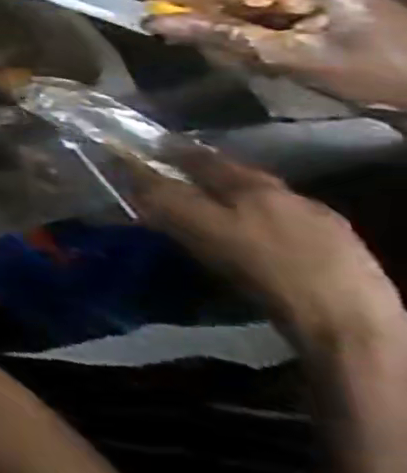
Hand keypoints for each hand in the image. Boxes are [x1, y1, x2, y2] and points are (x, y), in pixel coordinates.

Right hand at [117, 143, 400, 351]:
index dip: (171, 152)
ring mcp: (324, 224)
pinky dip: (264, 228)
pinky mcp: (344, 253)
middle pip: (239, 178)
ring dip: (238, 204)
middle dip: (207, 178)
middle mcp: (291, 194)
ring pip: (267, 204)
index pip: (203, 157)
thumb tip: (124, 166)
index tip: (148, 152)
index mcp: (254, 184)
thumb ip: (161, 195)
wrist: (347, 320)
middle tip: (178, 185)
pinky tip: (258, 246)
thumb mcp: (196, 227)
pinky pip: (289, 229)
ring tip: (215, 217)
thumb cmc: (261, 266)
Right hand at [147, 0, 406, 111]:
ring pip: (256, 14)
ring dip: (227, 30)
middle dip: (205, 15)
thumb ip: (225, 37)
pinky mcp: (334, 28)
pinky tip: (243, 57)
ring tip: (204, 49)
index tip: (143, 10)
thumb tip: (157, 22)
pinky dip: (251, 40)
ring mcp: (329, 8)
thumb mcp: (294, 56)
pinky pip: (276, 28)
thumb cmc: (377, 73)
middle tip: (168, 35)